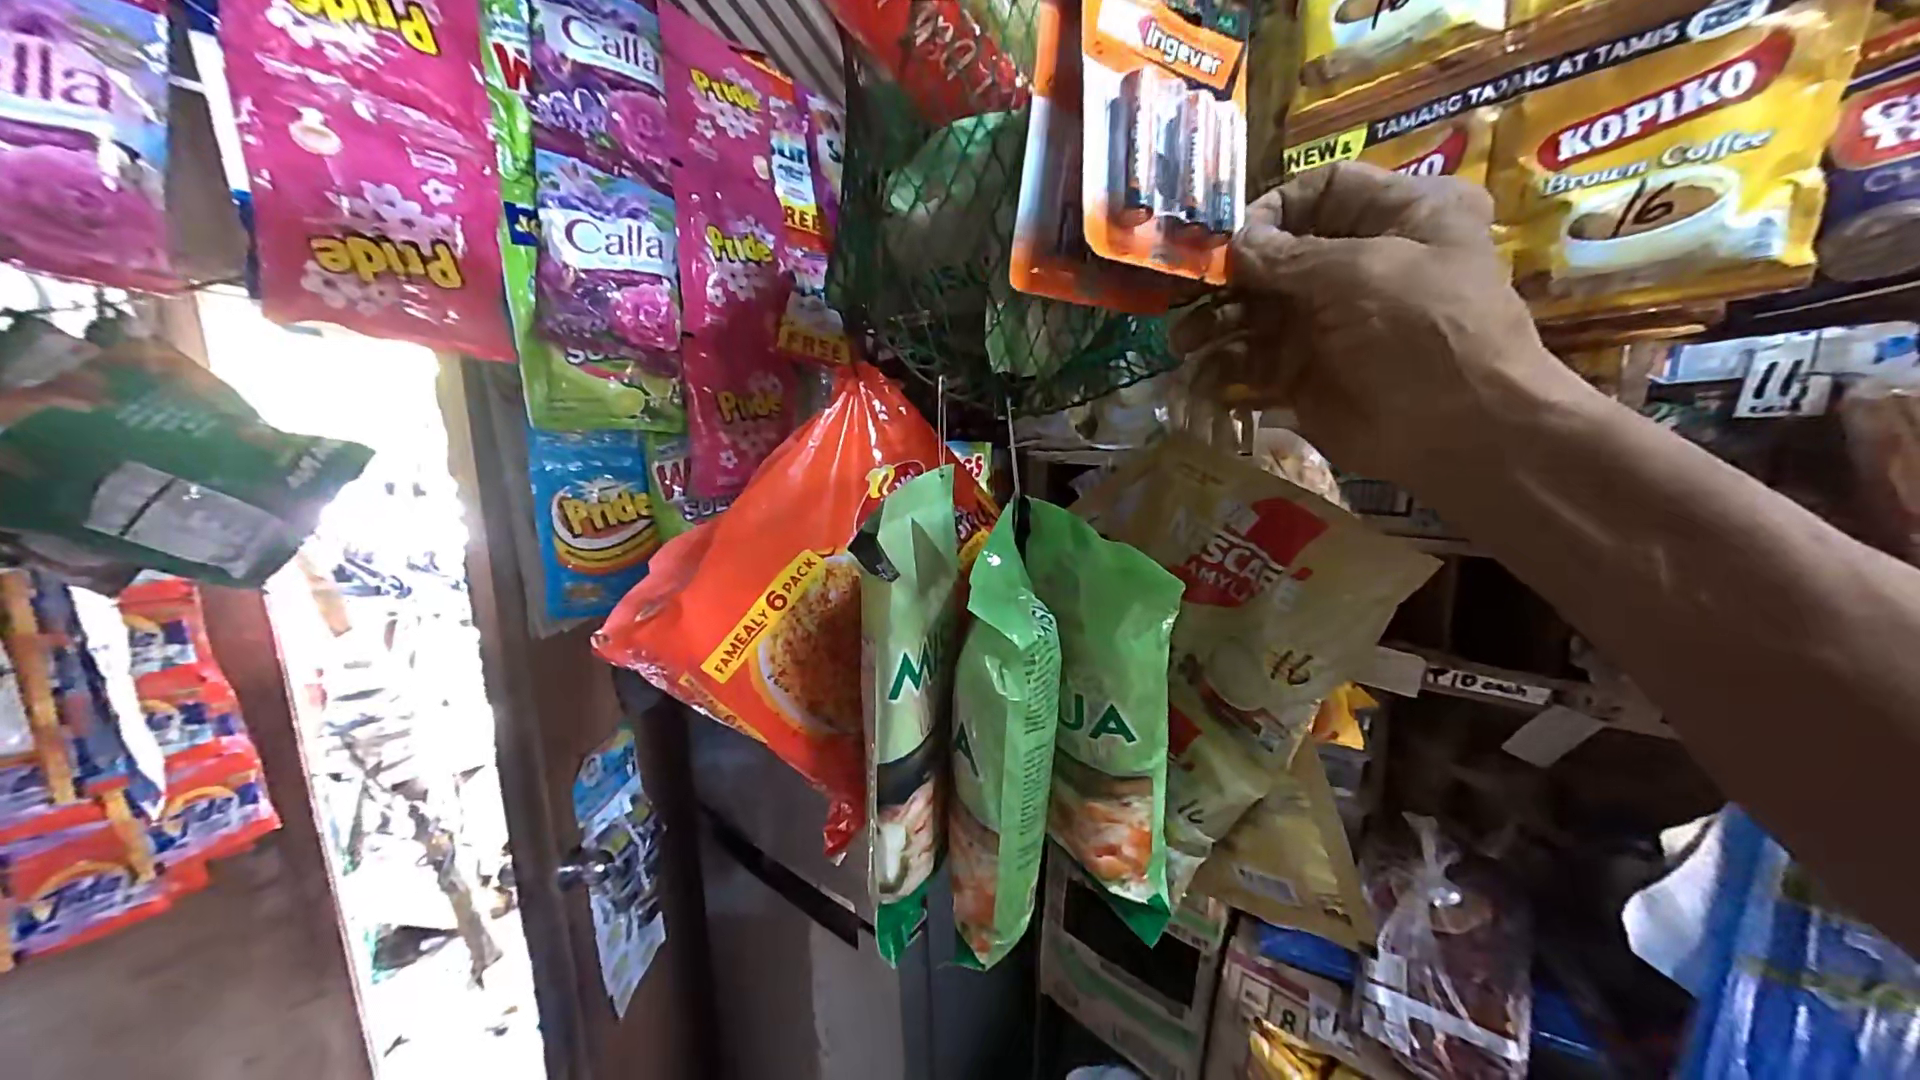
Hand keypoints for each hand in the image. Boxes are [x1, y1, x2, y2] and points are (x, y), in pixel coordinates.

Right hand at [1171, 161, 1590, 487]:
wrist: (1455, 429)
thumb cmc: (1422, 330)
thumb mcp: (1362, 273)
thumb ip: (1289, 257)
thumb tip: (1234, 244)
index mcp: (1396, 217)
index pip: (1321, 191)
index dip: (1271, 210)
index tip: (1228, 241)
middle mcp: (1356, 266)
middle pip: (1275, 259)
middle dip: (1227, 278)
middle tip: (1182, 296)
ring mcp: (1326, 324)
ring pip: (1255, 313)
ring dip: (1214, 325)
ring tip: (1182, 343)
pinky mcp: (1303, 373)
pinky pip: (1253, 363)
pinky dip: (1224, 369)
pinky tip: (1200, 378)